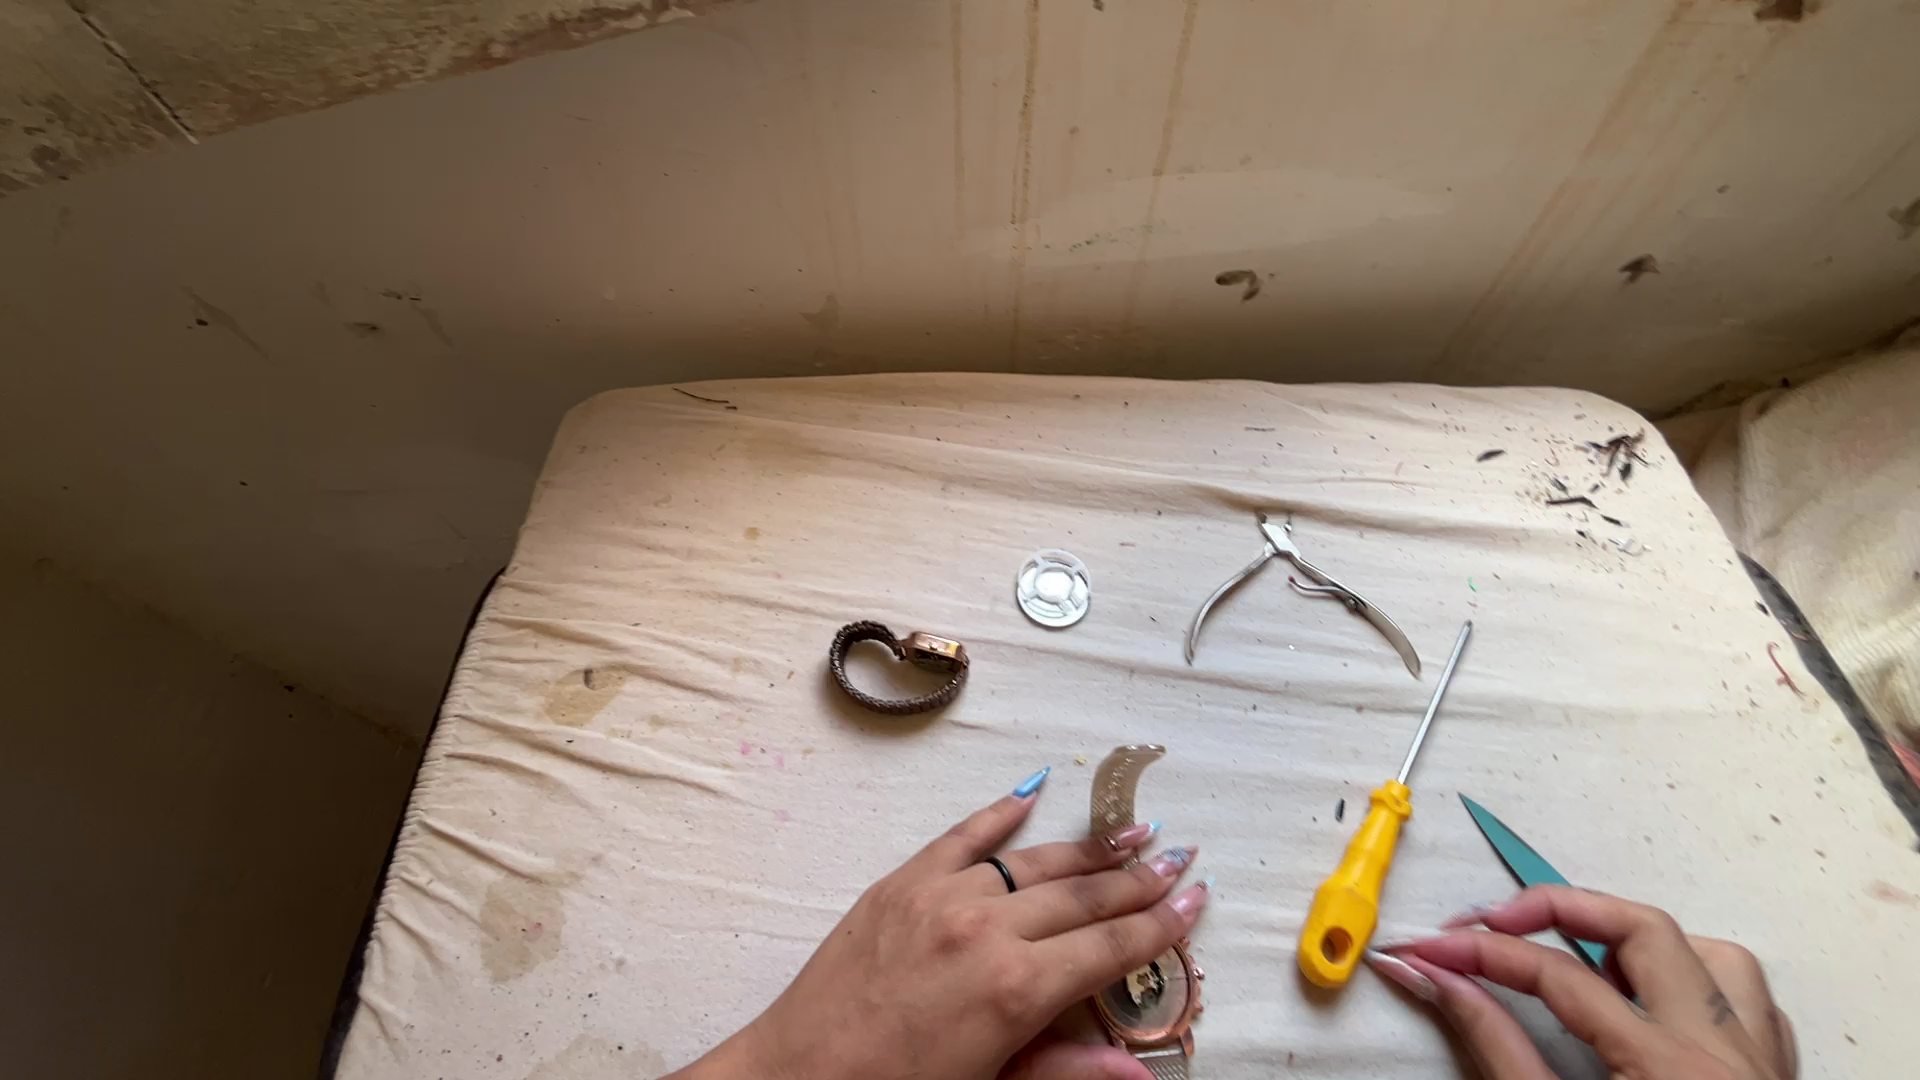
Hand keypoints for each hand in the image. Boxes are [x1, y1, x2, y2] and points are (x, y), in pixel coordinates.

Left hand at [671, 769, 1210, 1079]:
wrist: (799, 1074)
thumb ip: (1068, 1069)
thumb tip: (1143, 1072)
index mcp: (1016, 989)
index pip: (1109, 949)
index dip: (1159, 924)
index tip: (1195, 898)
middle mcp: (988, 928)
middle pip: (1082, 896)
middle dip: (1135, 879)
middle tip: (1178, 856)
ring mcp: (944, 893)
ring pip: (1034, 860)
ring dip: (1087, 847)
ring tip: (1129, 830)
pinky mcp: (905, 877)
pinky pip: (963, 834)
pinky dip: (999, 812)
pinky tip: (1032, 791)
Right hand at [1366, 885, 1794, 1078]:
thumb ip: (1491, 1040)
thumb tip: (1426, 971)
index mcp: (1671, 1068)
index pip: (1555, 972)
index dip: (1480, 951)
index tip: (1426, 948)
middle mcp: (1729, 1054)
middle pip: (1644, 928)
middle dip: (1559, 909)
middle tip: (1495, 922)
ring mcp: (1763, 1069)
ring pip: (1716, 958)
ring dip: (1639, 942)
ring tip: (1581, 960)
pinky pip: (1750, 1006)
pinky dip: (1691, 983)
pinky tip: (1642, 1001)